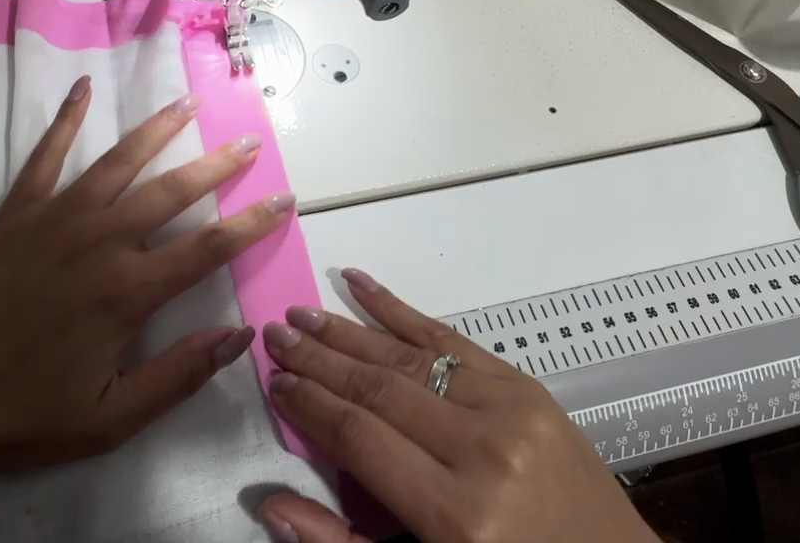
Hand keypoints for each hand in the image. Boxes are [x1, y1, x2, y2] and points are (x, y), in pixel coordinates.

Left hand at [0, 76, 292, 475]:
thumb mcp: (107, 421)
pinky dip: (66, 118)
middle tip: (248, 141)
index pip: (209, 249)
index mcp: (127, 292)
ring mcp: (55, 218)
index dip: (253, 223)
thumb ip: (178, 376)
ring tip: (188, 103)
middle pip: (173, 193)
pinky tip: (82, 88)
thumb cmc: (17, 412)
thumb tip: (240, 337)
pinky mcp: (16, 210)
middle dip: (218, 166)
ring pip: (119, 162)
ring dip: (158, 130)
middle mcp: (100, 242)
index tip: (284, 200)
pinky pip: (47, 154)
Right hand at [257, 270, 656, 542]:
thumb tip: (273, 502)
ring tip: (302, 314)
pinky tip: (361, 284)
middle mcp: (482, 450)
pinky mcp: (526, 385)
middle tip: (275, 334)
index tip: (275, 382)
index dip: (311, 406)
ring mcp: (510, 408)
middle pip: (378, 388)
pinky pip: (451, 338)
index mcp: (458, 515)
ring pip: (407, 357)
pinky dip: (401, 309)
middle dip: (319, 358)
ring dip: (348, 330)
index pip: (360, 437)